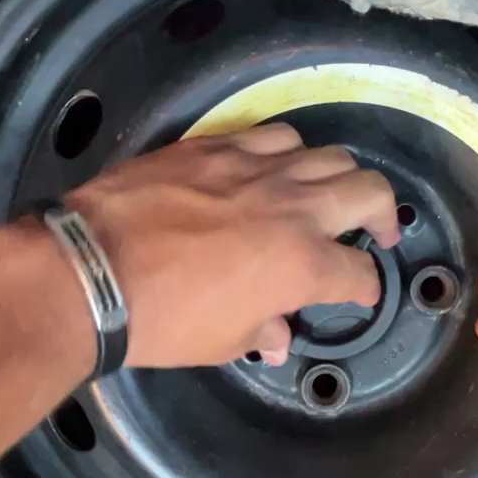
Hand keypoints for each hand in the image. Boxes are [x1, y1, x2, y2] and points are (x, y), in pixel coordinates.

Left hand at [67, 123, 399, 368]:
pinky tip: (275, 166)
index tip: (358, 290)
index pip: (360, 272)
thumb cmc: (163, 319)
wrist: (92, 270)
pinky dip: (288, 152)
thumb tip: (277, 334)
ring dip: (338, 176)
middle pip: (369, 192)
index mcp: (302, 263)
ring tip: (325, 192)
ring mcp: (256, 168)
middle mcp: (293, 207)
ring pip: (327, 153)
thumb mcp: (223, 342)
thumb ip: (263, 331)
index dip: (366, 286)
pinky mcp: (217, 146)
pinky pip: (273, 135)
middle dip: (385, 213)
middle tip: (377, 229)